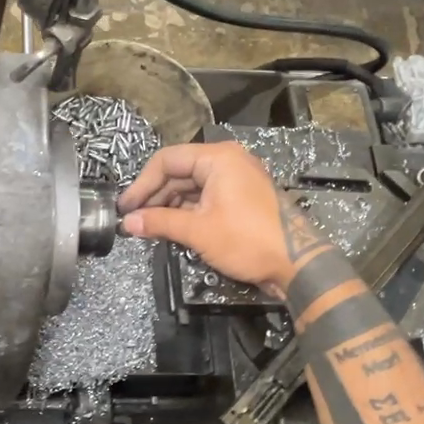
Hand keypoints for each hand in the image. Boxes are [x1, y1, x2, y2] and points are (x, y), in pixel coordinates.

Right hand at [118, 143, 321, 294]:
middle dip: (154, 196)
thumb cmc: (248, 240)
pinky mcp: (242, 198)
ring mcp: (237, 179)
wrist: (298, 265)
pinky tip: (172, 228)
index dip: (142, 184)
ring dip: (169, 205)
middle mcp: (228, 161)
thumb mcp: (198, 231)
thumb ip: (160, 222)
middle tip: (134, 219)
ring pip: (191, 186)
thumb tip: (128, 223)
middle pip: (178, 172)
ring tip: (149, 227)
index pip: (167, 160)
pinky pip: (207, 197)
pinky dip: (187, 211)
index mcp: (218, 158)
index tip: (125, 206)